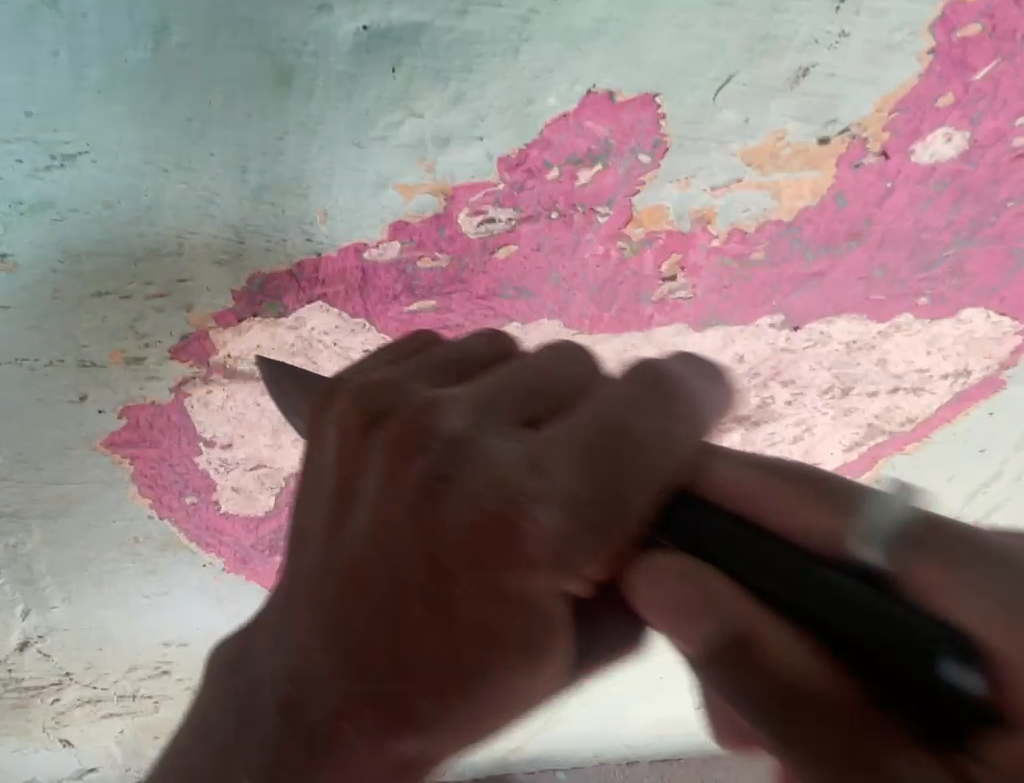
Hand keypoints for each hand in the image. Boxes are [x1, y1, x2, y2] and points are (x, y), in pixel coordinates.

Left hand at [147, 329, 732, 781]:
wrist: (331, 671)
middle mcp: (459, 435)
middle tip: (569, 465)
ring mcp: (391, 404)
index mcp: (536, 508)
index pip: (659, 397)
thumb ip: (650, 531)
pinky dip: (457, 384)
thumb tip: (675, 448)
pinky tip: (444, 438)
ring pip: (507, 348)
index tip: (690, 412)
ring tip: (498, 452)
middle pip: (580, 363)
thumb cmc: (467, 675)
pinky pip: (440, 349)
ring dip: (520, 394)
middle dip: (594, 413)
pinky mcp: (347, 391)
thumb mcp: (594, 634)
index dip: (692, 398)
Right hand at [622, 446, 1023, 782]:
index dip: (714, 485)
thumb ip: (783, 688)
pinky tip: (840, 716)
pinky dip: (857, 649)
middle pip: (850, 546)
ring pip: (876, 578)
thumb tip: (652, 573)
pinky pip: (922, 608)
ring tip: (766, 730)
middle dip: (755, 598)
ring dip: (799, 634)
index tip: (611, 493)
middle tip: (711, 699)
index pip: (835, 506)